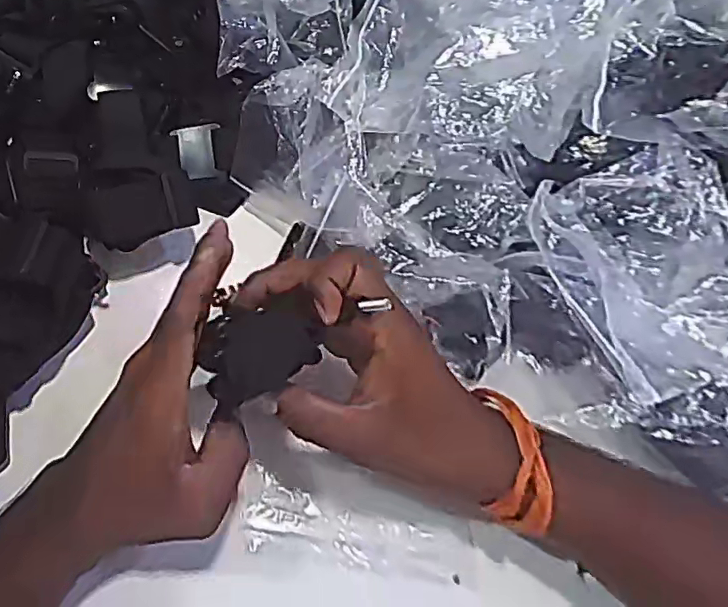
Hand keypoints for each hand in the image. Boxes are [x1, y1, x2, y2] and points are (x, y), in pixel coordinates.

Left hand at [34, 221, 250, 559]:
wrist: (85, 502)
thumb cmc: (131, 496)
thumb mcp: (200, 497)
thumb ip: (232, 453)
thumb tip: (237, 419)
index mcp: (163, 380)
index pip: (186, 312)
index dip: (203, 271)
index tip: (217, 240)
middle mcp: (150, 365)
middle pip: (181, 304)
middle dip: (205, 267)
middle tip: (224, 238)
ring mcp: (143, 370)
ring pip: (176, 317)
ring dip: (199, 289)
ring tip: (224, 268)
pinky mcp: (143, 381)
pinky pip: (173, 336)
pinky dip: (192, 315)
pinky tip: (208, 317)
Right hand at [236, 247, 519, 513]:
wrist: (479, 460)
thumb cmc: (433, 444)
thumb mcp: (365, 438)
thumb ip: (309, 415)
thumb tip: (267, 395)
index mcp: (384, 323)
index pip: (350, 266)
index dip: (321, 280)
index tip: (313, 317)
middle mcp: (374, 314)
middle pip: (324, 268)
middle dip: (282, 279)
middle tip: (248, 302)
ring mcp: (367, 326)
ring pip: (319, 287)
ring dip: (283, 293)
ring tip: (251, 312)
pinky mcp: (360, 341)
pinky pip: (319, 313)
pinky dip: (292, 315)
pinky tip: (272, 335)